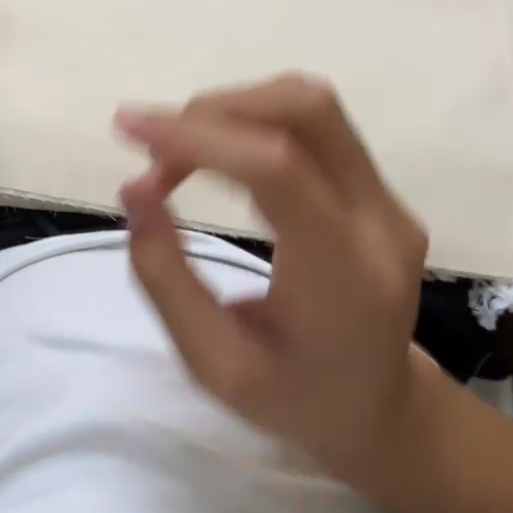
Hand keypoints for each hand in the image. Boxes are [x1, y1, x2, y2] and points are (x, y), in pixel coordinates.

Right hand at [114, 73, 434, 481]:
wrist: (382, 410)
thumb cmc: (294, 397)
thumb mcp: (213, 364)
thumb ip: (166, 277)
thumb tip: (134, 187)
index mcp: (344, 275)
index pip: (276, 168)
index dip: (196, 136)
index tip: (126, 127)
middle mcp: (379, 220)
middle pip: (303, 109)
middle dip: (212, 112)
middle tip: (157, 155)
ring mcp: (386, 196)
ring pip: (305, 102)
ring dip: (227, 111)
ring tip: (180, 156)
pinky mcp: (375, 184)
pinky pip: (307, 121)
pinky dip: (245, 120)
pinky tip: (214, 156)